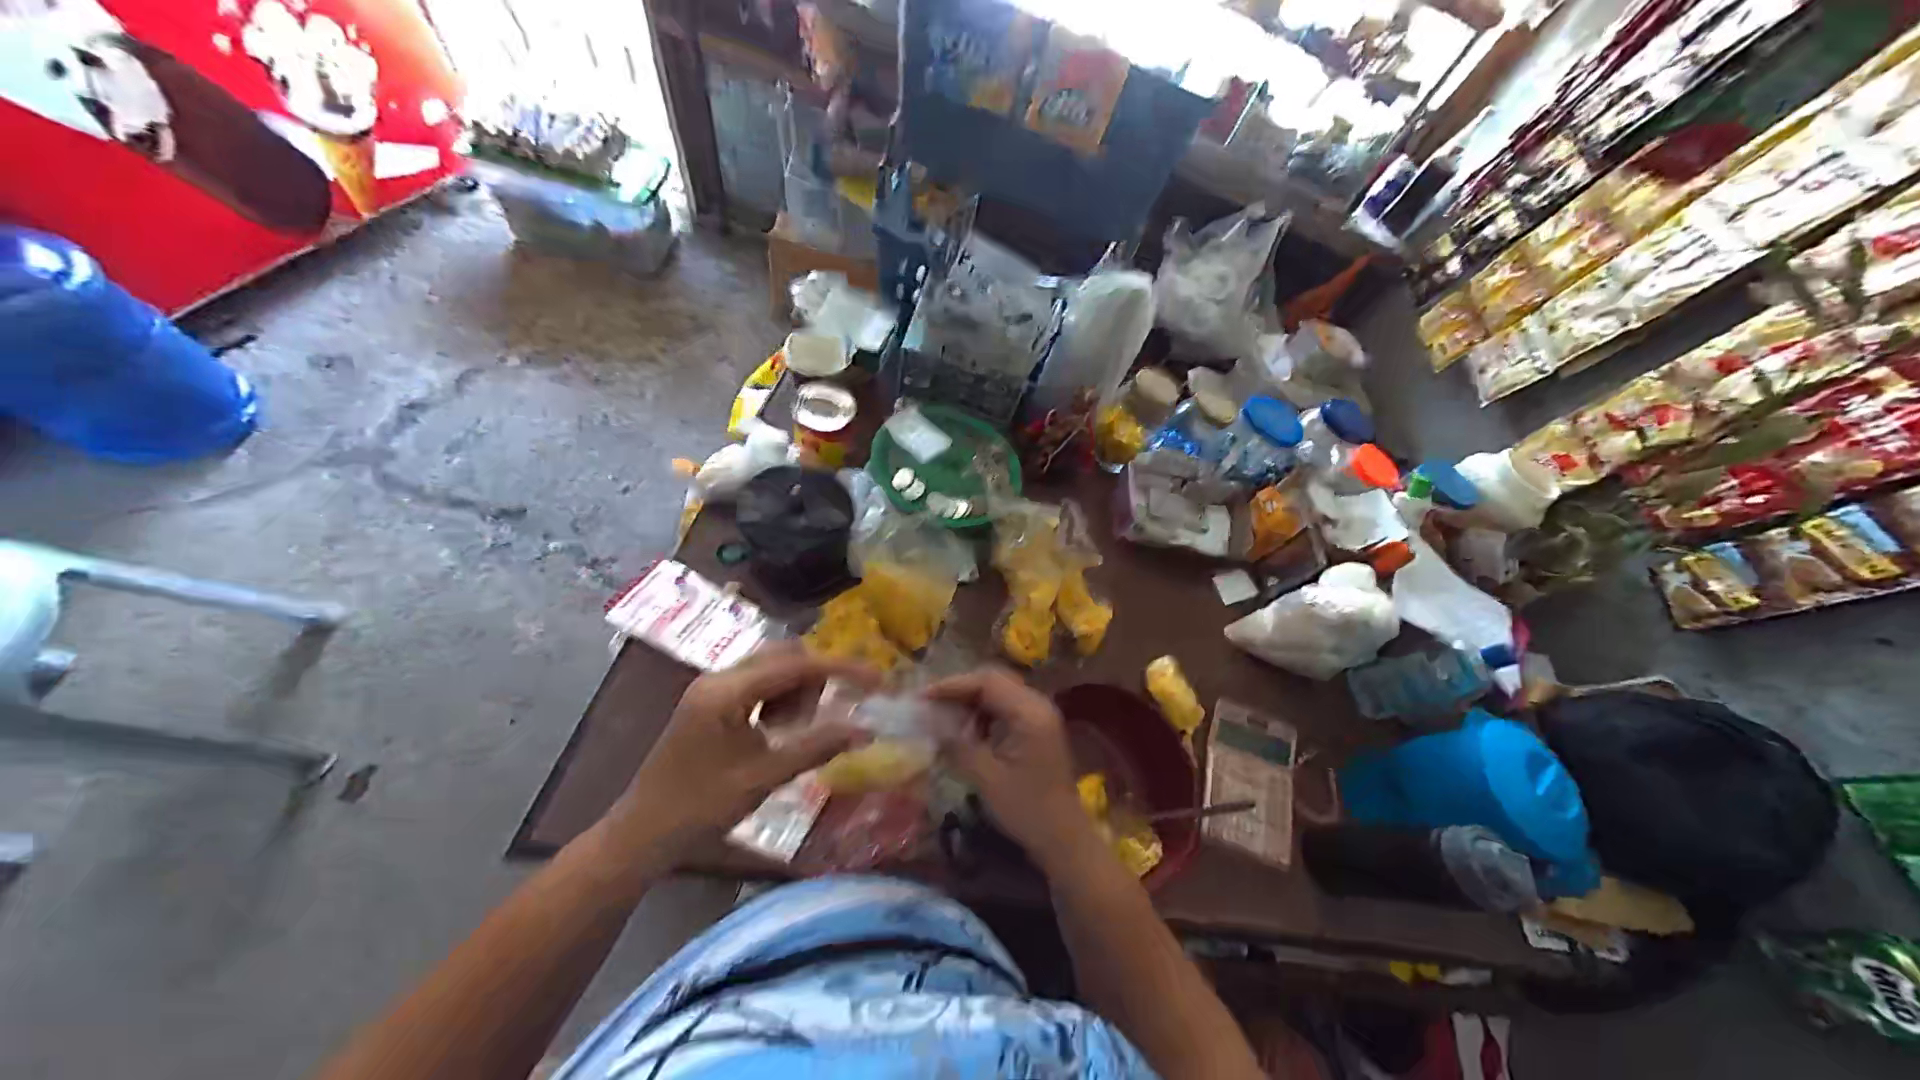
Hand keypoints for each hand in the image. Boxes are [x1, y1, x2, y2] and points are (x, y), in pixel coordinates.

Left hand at [614, 643, 879, 853]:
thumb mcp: (763, 778)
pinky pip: (758, 685)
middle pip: (784, 657)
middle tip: (825, 717)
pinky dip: (778, 700)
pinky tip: (776, 732)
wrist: (641, 834)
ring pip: (773, 668)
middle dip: (814, 681)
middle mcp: (718, 678)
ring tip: (794, 732)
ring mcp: (712, 688)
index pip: (796, 665)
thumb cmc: (699, 808)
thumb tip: (865, 730)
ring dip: (796, 691)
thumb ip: (815, 748)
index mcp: (726, 691)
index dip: (840, 669)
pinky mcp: (711, 703)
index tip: (876, 679)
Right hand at [927, 667, 1097, 868]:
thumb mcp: (985, 777)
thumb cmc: (1025, 808)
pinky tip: (966, 732)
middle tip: (929, 704)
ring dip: (970, 702)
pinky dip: (983, 714)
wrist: (1063, 837)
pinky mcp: (1037, 728)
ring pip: (999, 693)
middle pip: (994, 681)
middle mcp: (1038, 705)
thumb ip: (956, 743)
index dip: (952, 685)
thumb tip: (928, 720)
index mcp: (1029, 713)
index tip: (923, 696)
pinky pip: (1006, 708)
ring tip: (943, 717)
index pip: (987, 682)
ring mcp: (1040, 716)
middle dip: (959, 690)